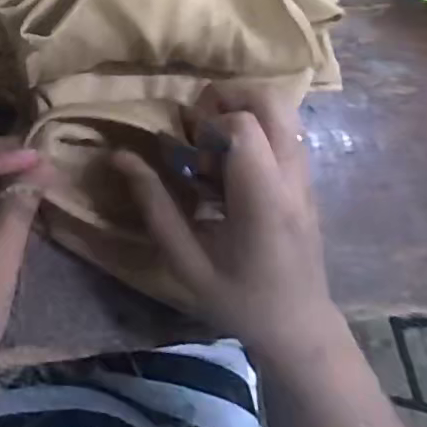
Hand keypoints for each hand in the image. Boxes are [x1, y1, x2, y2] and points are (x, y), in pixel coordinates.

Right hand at [113, 82, 337, 362]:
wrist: (300, 330)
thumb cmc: (239, 300)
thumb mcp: (186, 261)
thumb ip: (154, 205)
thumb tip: (120, 155)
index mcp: (263, 199)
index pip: (243, 128)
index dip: (207, 126)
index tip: (189, 155)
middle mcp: (291, 177)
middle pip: (271, 101)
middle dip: (228, 96)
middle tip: (198, 125)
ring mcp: (305, 175)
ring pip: (282, 109)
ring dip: (241, 107)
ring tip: (212, 140)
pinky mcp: (306, 178)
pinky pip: (285, 128)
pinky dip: (255, 124)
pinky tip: (231, 159)